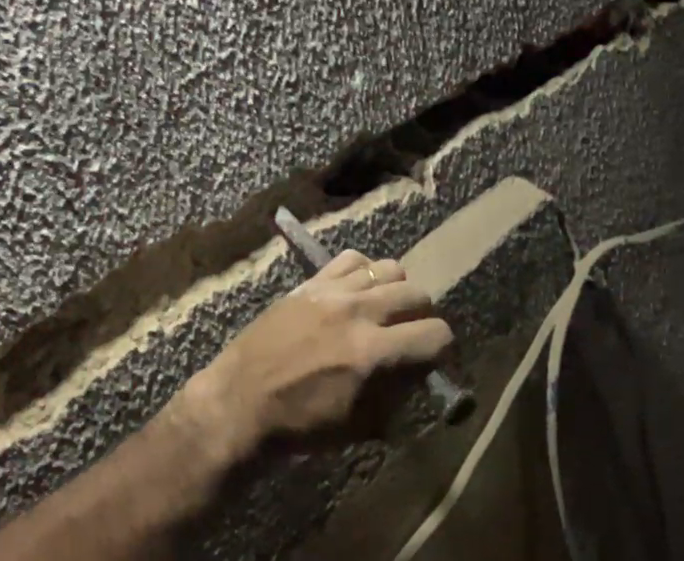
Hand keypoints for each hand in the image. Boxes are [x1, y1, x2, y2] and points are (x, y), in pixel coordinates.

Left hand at [178, 250, 453, 460]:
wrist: (242, 400)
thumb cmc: (301, 425)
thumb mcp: (361, 424)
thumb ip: (397, 393)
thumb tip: (418, 372)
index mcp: (374, 354)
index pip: (436, 333)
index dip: (442, 348)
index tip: (433, 357)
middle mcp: (358, 313)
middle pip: (417, 294)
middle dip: (422, 316)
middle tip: (410, 334)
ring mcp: (332, 291)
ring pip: (389, 268)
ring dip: (396, 290)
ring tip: (385, 309)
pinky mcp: (311, 282)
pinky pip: (352, 258)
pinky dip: (364, 271)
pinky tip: (357, 291)